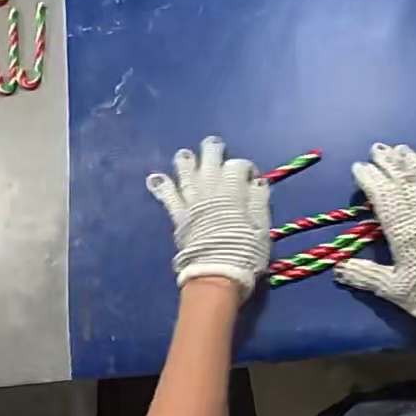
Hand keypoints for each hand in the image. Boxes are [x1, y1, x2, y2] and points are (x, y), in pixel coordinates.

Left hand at [146, 136, 271, 299]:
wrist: (216, 271)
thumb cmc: (244, 250)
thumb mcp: (261, 225)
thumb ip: (258, 200)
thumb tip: (257, 182)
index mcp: (233, 188)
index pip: (237, 166)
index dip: (245, 168)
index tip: (249, 176)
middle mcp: (210, 188)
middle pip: (210, 160)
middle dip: (212, 151)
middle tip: (213, 145)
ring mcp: (191, 200)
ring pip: (186, 172)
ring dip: (186, 162)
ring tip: (184, 154)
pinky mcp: (178, 214)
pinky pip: (167, 195)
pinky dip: (160, 186)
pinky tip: (154, 178)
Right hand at [334, 144, 415, 338]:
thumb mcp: (394, 287)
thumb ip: (366, 275)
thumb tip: (338, 268)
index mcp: (402, 228)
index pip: (382, 195)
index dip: (370, 179)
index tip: (359, 167)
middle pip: (403, 180)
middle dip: (389, 163)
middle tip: (378, 148)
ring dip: (411, 162)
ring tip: (402, 149)